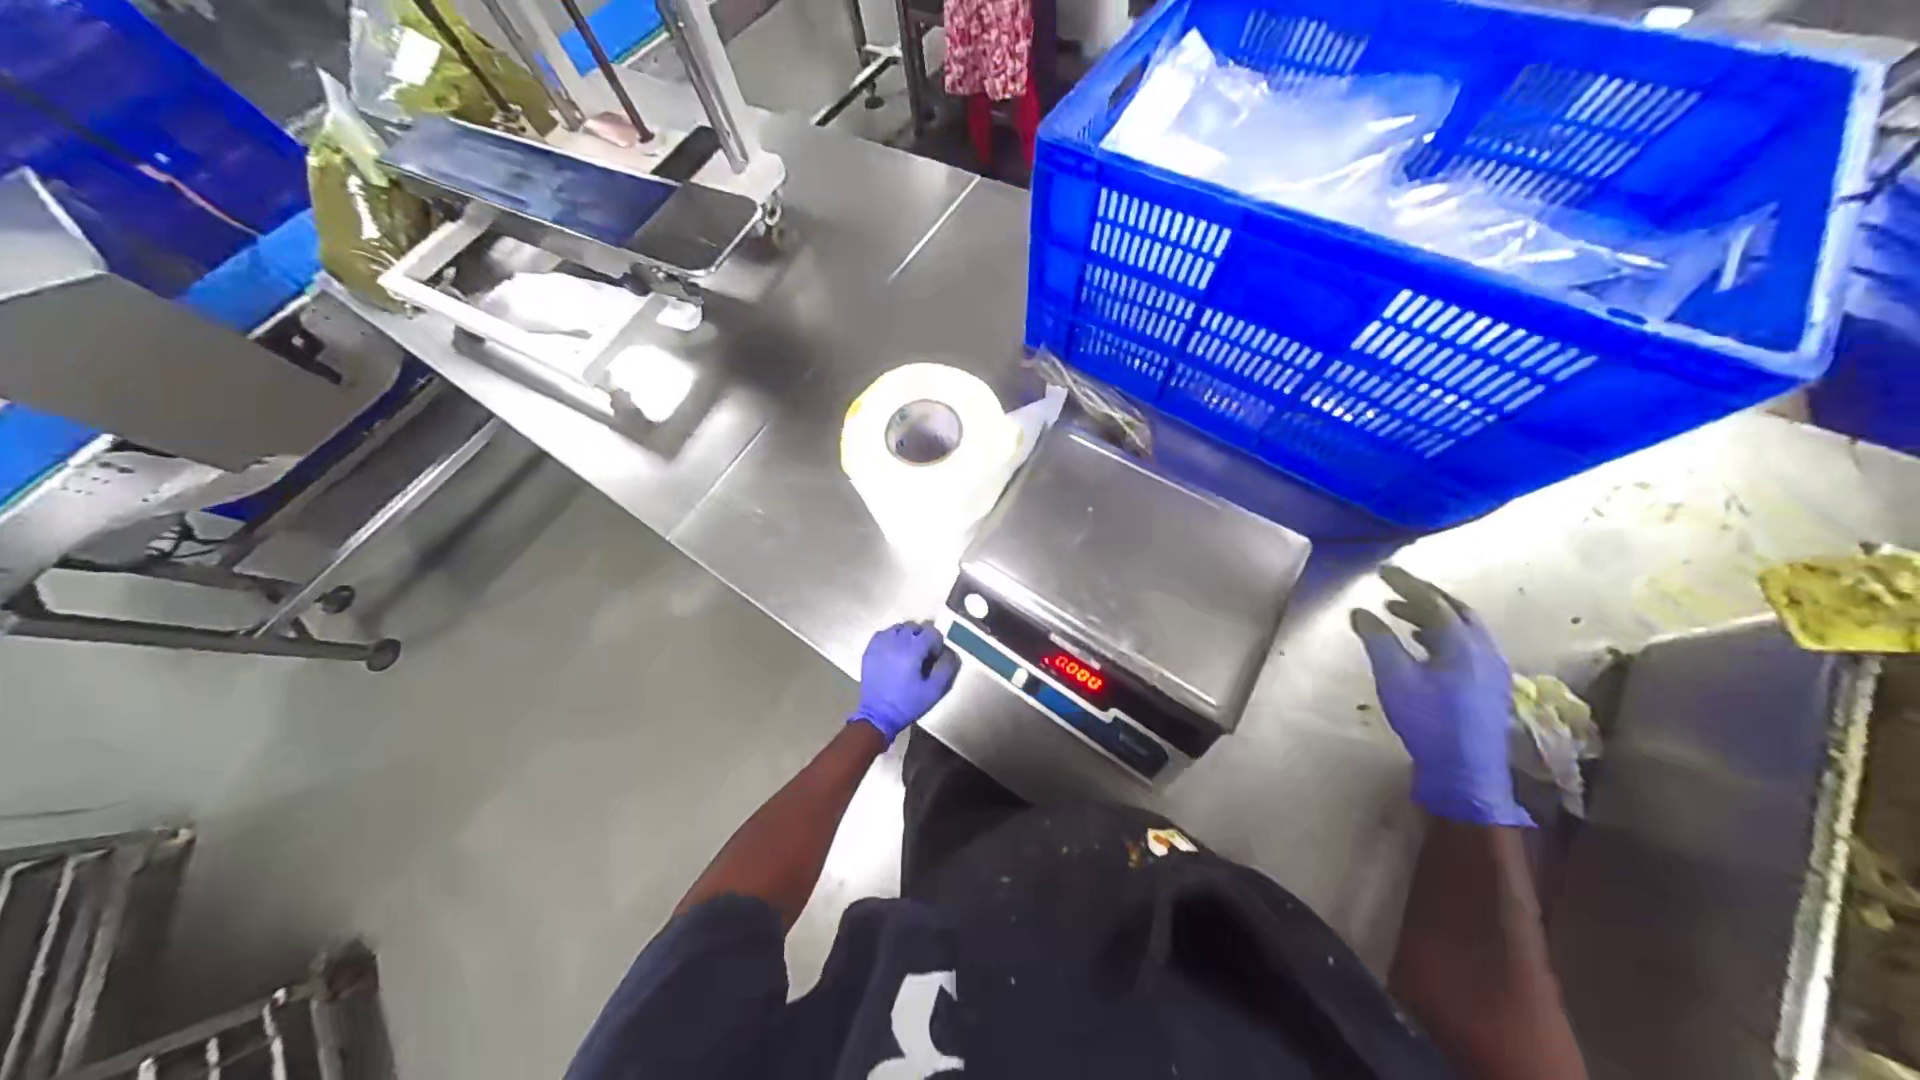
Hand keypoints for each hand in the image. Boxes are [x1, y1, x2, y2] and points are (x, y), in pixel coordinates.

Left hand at [851, 621, 959, 744]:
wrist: (878, 715)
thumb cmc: (908, 704)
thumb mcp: (934, 690)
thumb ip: (946, 668)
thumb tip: (950, 652)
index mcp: (913, 650)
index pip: (931, 632)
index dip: (937, 642)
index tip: (934, 656)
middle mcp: (896, 641)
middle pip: (914, 626)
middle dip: (922, 636)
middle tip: (923, 653)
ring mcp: (880, 644)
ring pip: (898, 627)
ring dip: (907, 635)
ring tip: (908, 651)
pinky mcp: (870, 649)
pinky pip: (883, 634)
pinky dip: (891, 637)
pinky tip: (893, 651)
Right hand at [1351, 567, 1531, 827]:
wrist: (1466, 771)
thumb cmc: (1428, 721)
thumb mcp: (1394, 678)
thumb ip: (1378, 641)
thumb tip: (1360, 612)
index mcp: (1464, 643)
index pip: (1433, 602)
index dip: (1406, 584)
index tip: (1382, 572)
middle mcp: (1484, 650)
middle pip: (1456, 611)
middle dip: (1424, 596)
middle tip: (1394, 588)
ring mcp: (1491, 669)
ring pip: (1463, 629)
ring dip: (1432, 616)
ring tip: (1400, 613)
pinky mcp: (1488, 686)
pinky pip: (1466, 646)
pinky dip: (1441, 635)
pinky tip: (1422, 645)